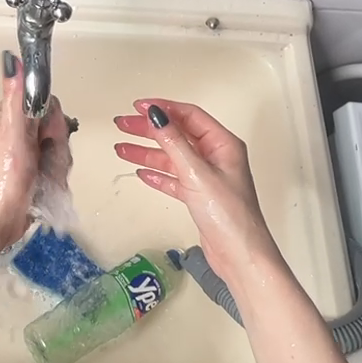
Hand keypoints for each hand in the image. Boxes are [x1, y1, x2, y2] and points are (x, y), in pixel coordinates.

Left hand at [0, 52, 51, 252]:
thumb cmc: (2, 179)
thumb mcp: (11, 133)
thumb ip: (16, 98)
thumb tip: (11, 61)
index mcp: (7, 116)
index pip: (47, 103)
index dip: (52, 122)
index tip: (44, 137)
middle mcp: (18, 131)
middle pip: (57, 127)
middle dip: (57, 148)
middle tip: (42, 162)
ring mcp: (29, 152)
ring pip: (62, 148)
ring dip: (57, 166)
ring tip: (41, 178)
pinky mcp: (37, 170)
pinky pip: (60, 166)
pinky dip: (57, 178)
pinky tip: (44, 186)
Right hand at [113, 99, 284, 294]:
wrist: (239, 255)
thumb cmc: (230, 216)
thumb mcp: (197, 173)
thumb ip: (173, 142)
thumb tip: (156, 115)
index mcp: (223, 145)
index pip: (189, 116)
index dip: (163, 108)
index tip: (139, 106)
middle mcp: (216, 157)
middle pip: (177, 134)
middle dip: (148, 129)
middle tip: (123, 125)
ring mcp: (207, 177)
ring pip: (171, 157)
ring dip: (146, 152)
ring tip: (122, 148)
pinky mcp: (198, 196)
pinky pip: (173, 178)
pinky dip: (157, 174)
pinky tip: (142, 172)